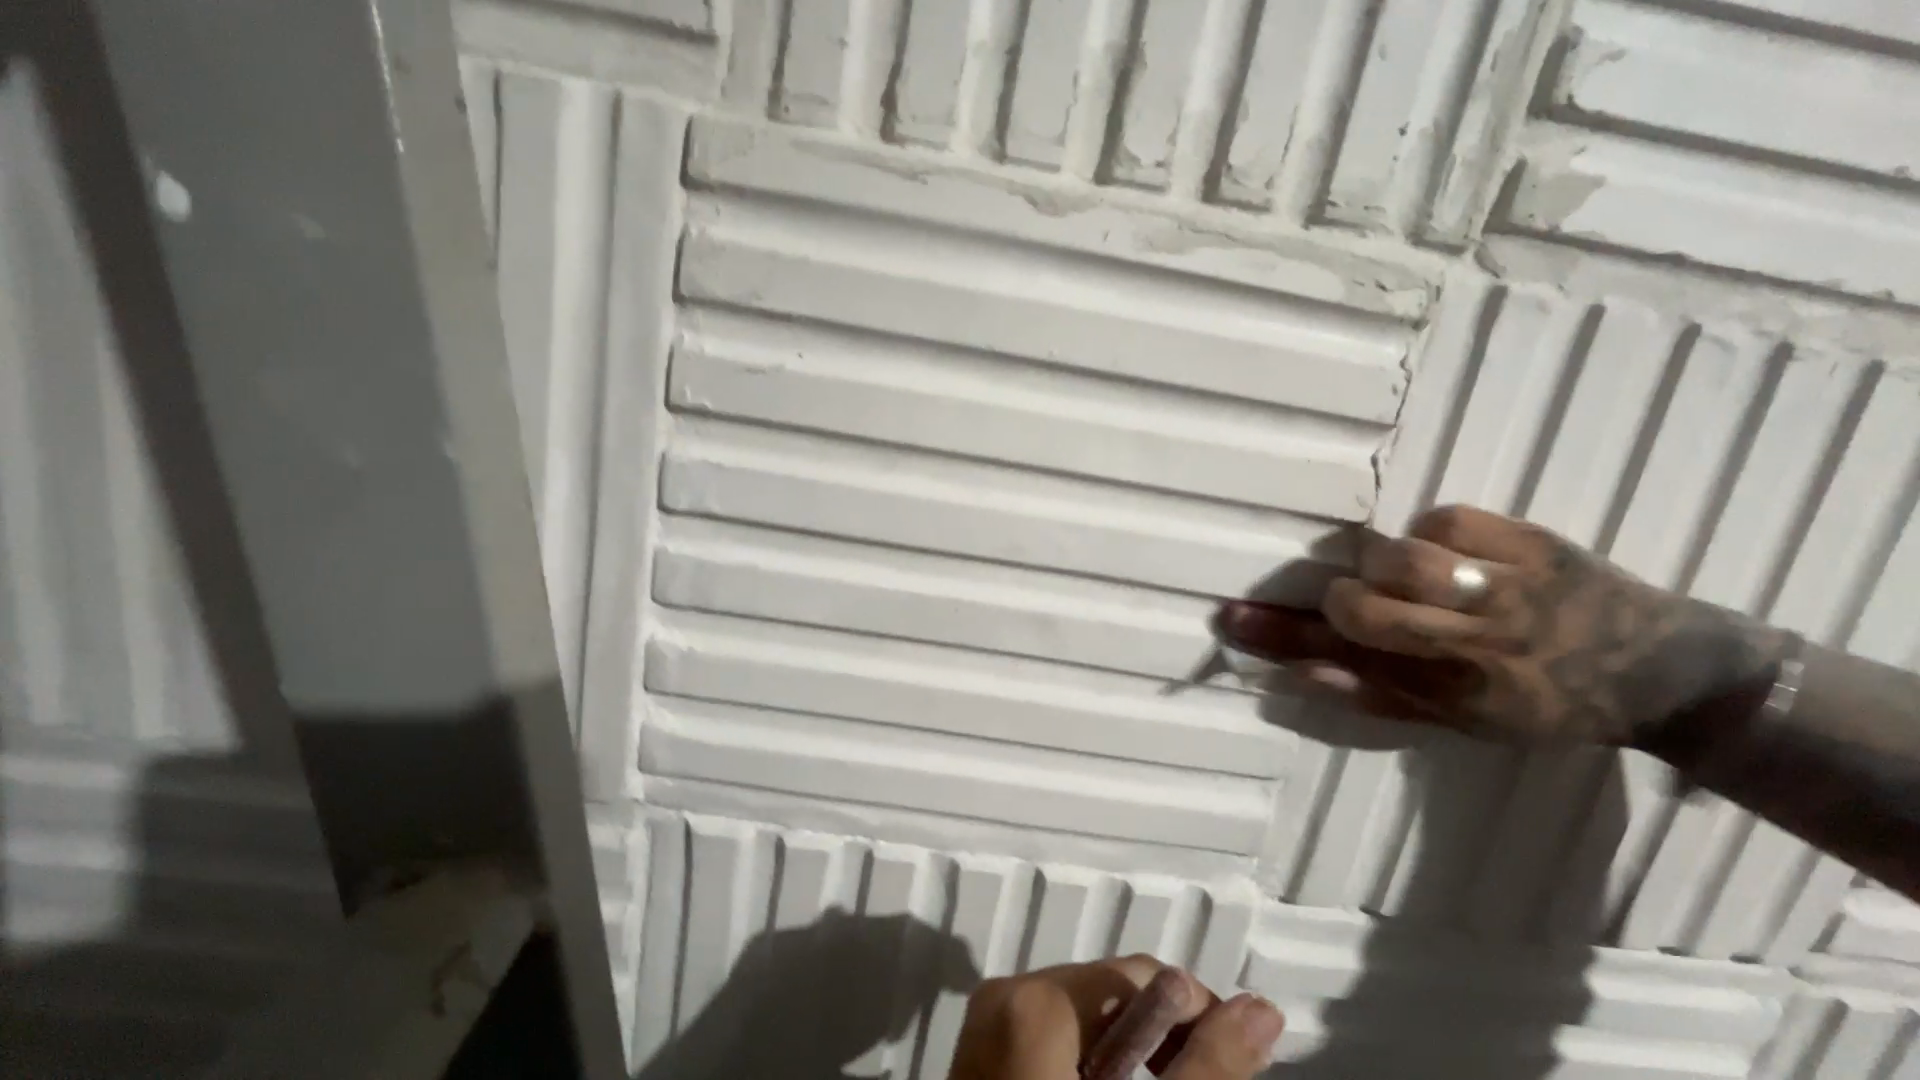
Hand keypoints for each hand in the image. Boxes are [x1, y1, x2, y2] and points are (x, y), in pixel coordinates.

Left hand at [946, 955, 1283, 1079]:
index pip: (1142, 976)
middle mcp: (1005, 995)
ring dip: (1132, 1054)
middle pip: (1111, 993)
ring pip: (1086, 1016)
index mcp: (1037, 1000)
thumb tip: (1263, 1009)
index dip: (1195, 1017)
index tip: (1225, 1066)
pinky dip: (1093, 1063)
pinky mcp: (983, 1053)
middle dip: (1162, 1037)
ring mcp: (987, 1024)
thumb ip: (1209, 1067)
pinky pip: (1053, 1034)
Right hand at [1215, 505, 1786, 743]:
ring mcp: (1508, 586)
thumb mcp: (1463, 722)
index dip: (1283, 638)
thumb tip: (1301, 670)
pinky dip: (1433, 532)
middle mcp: (1479, 643)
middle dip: (1344, 600)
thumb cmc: (1549, 706)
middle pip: (1366, 606)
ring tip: (1406, 573)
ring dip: (1385, 562)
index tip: (1230, 619)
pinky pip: (1447, 518)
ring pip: (1403, 557)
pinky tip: (1453, 553)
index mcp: (1458, 692)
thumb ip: (1375, 694)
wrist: (1665, 669)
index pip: (1347, 661)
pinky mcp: (1532, 540)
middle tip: (1355, 600)